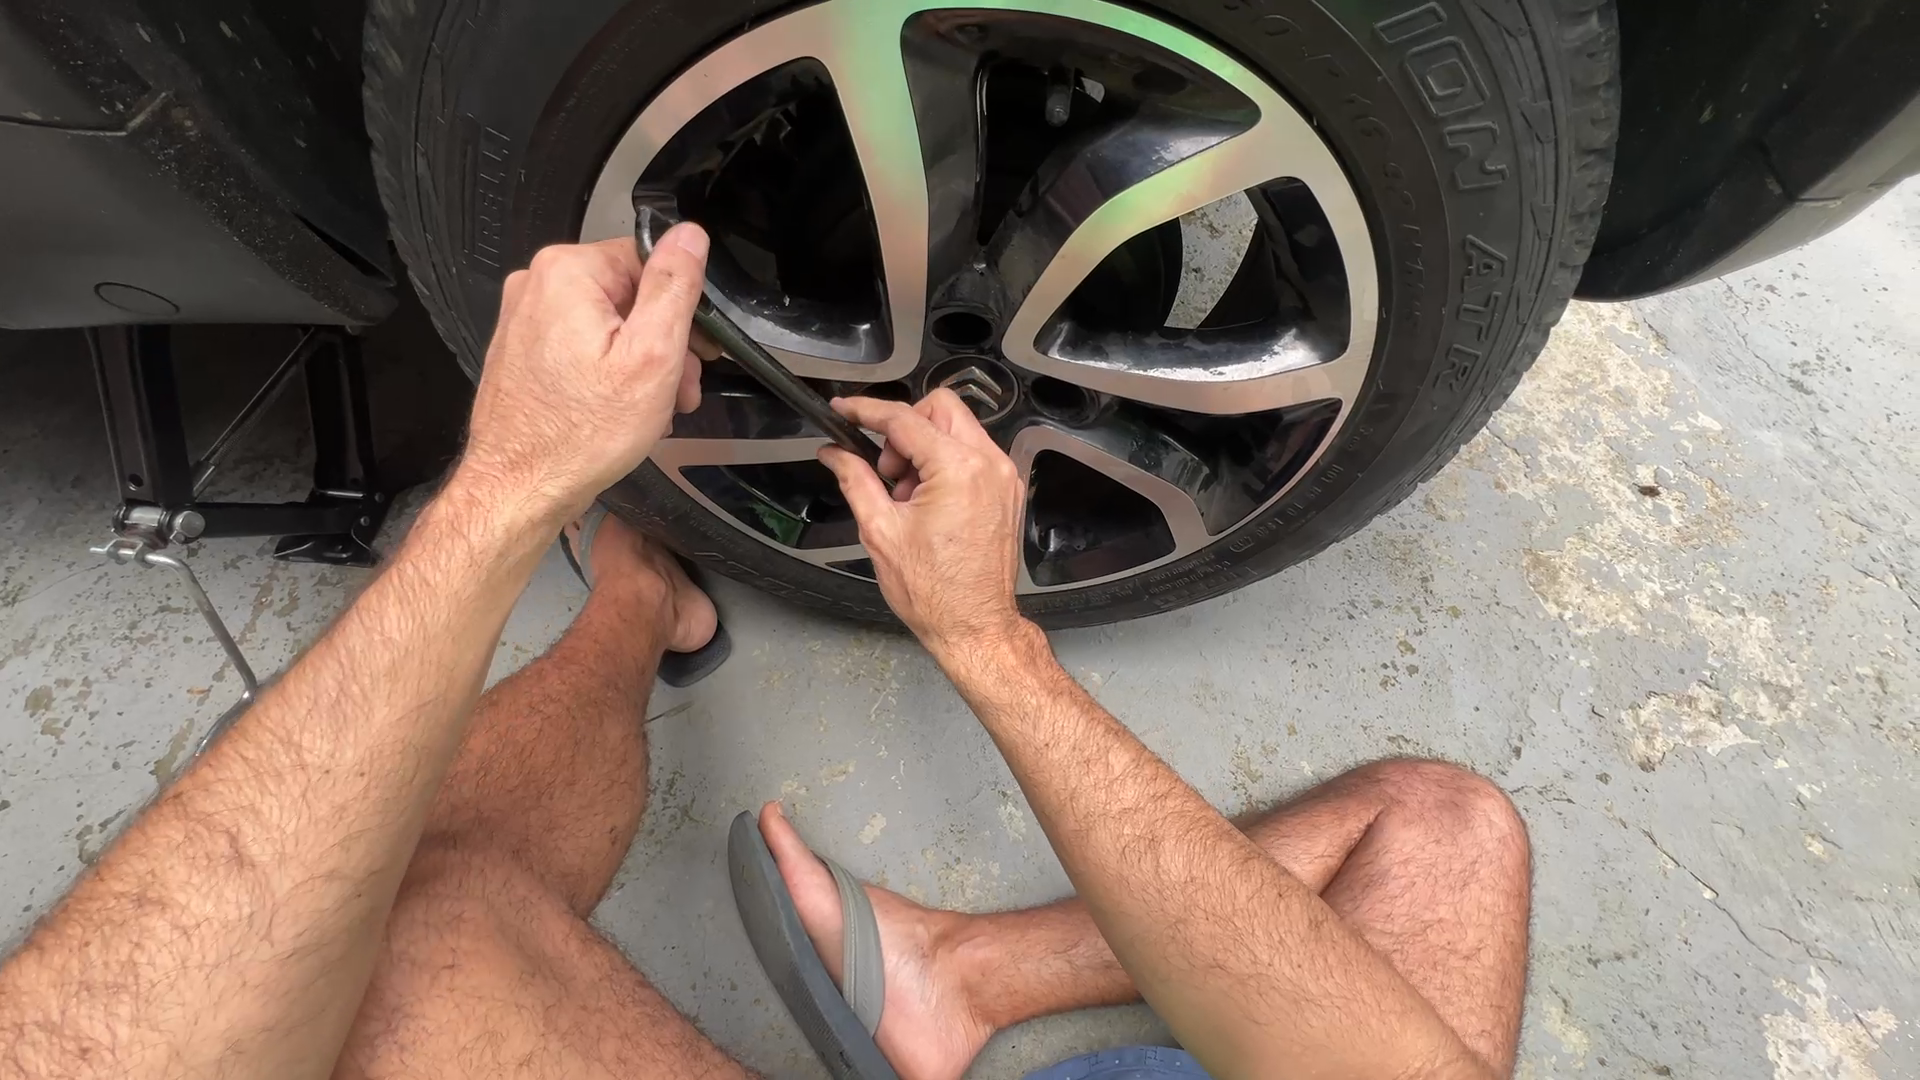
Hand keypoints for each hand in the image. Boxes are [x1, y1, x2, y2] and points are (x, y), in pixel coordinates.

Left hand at [459, 227, 709, 520]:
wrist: (523, 484)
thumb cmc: (582, 433)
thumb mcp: (653, 355)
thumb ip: (673, 288)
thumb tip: (689, 237)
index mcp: (568, 273)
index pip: (650, 261)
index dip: (684, 309)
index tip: (698, 349)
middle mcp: (538, 286)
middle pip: (630, 295)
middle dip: (666, 343)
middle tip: (680, 387)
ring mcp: (527, 319)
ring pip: (610, 324)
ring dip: (643, 362)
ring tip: (655, 405)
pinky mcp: (526, 350)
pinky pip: (585, 345)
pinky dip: (612, 372)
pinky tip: (624, 407)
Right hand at [817, 391, 1029, 654]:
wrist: (974, 626)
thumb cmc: (935, 592)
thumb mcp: (880, 531)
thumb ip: (855, 479)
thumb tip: (835, 454)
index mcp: (958, 470)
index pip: (904, 418)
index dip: (866, 410)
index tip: (845, 410)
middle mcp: (989, 465)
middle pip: (940, 408)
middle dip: (904, 428)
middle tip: (885, 468)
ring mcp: (1004, 478)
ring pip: (958, 429)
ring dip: (924, 448)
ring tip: (906, 495)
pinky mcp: (1007, 492)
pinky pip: (972, 455)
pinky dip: (945, 464)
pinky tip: (927, 501)